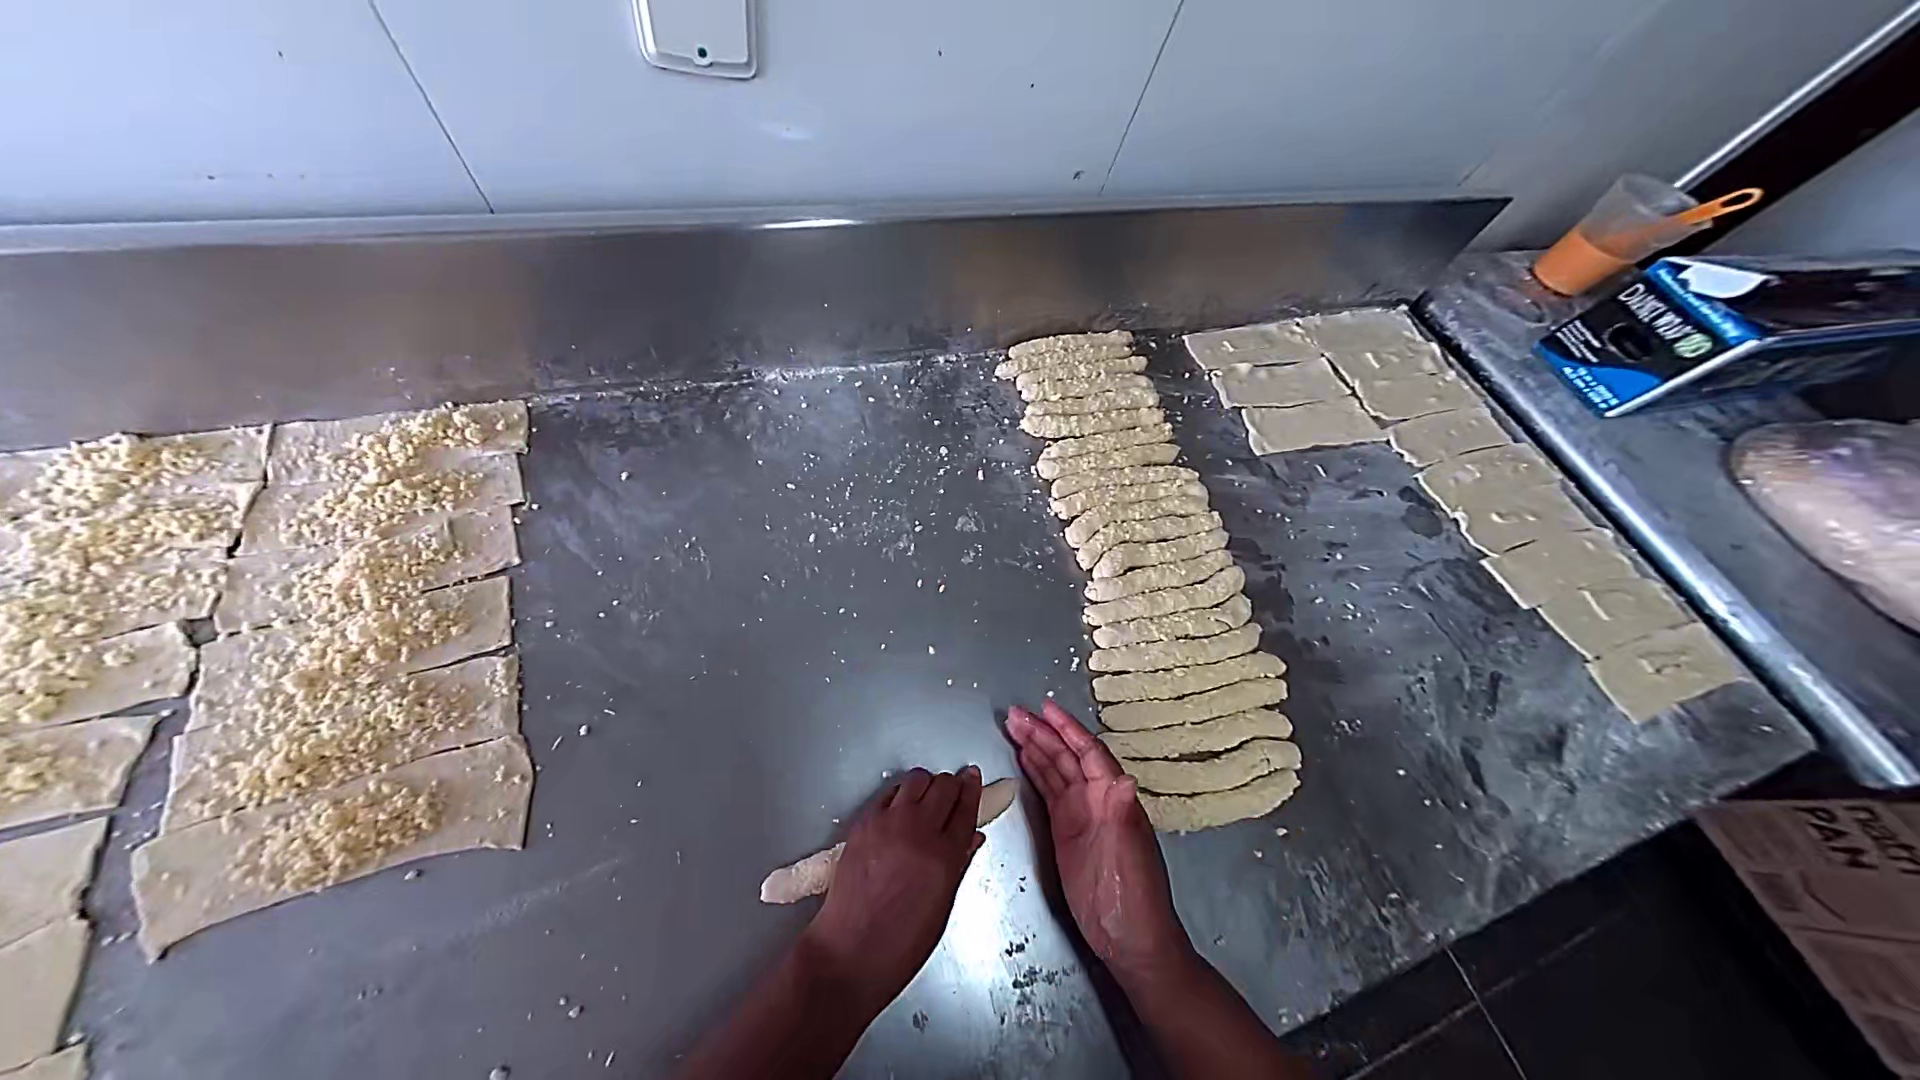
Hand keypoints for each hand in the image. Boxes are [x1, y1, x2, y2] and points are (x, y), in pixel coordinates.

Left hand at [802, 766, 984, 1009]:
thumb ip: (959, 864)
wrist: (850, 952)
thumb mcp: (943, 906)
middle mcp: (919, 832)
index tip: (973, 777)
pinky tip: (902, 805)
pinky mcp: (864, 823)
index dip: (972, 789)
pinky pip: (889, 793)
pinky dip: (901, 793)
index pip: (966, 808)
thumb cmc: (901, 943)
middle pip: (944, 786)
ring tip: (927, 797)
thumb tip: (972, 837)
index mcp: (945, 856)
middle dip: (952, 785)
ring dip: (927, 784)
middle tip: (953, 789)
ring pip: (917, 781)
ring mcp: (889, 824)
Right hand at [1007, 701, 1191, 980]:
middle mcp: (1097, 800)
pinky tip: (1024, 758)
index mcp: (1114, 799)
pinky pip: (1048, 793)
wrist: (1129, 940)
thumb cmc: (1134, 899)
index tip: (1046, 708)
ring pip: (1055, 770)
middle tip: (1014, 714)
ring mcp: (1080, 815)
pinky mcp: (1066, 832)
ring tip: (1013, 727)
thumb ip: (1125, 818)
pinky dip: (1035, 772)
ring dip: (1036, 747)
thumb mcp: (1129, 859)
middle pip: (1067, 757)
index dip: (1068, 729)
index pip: (1089, 753)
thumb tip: (1126, 780)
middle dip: (1042, 733)